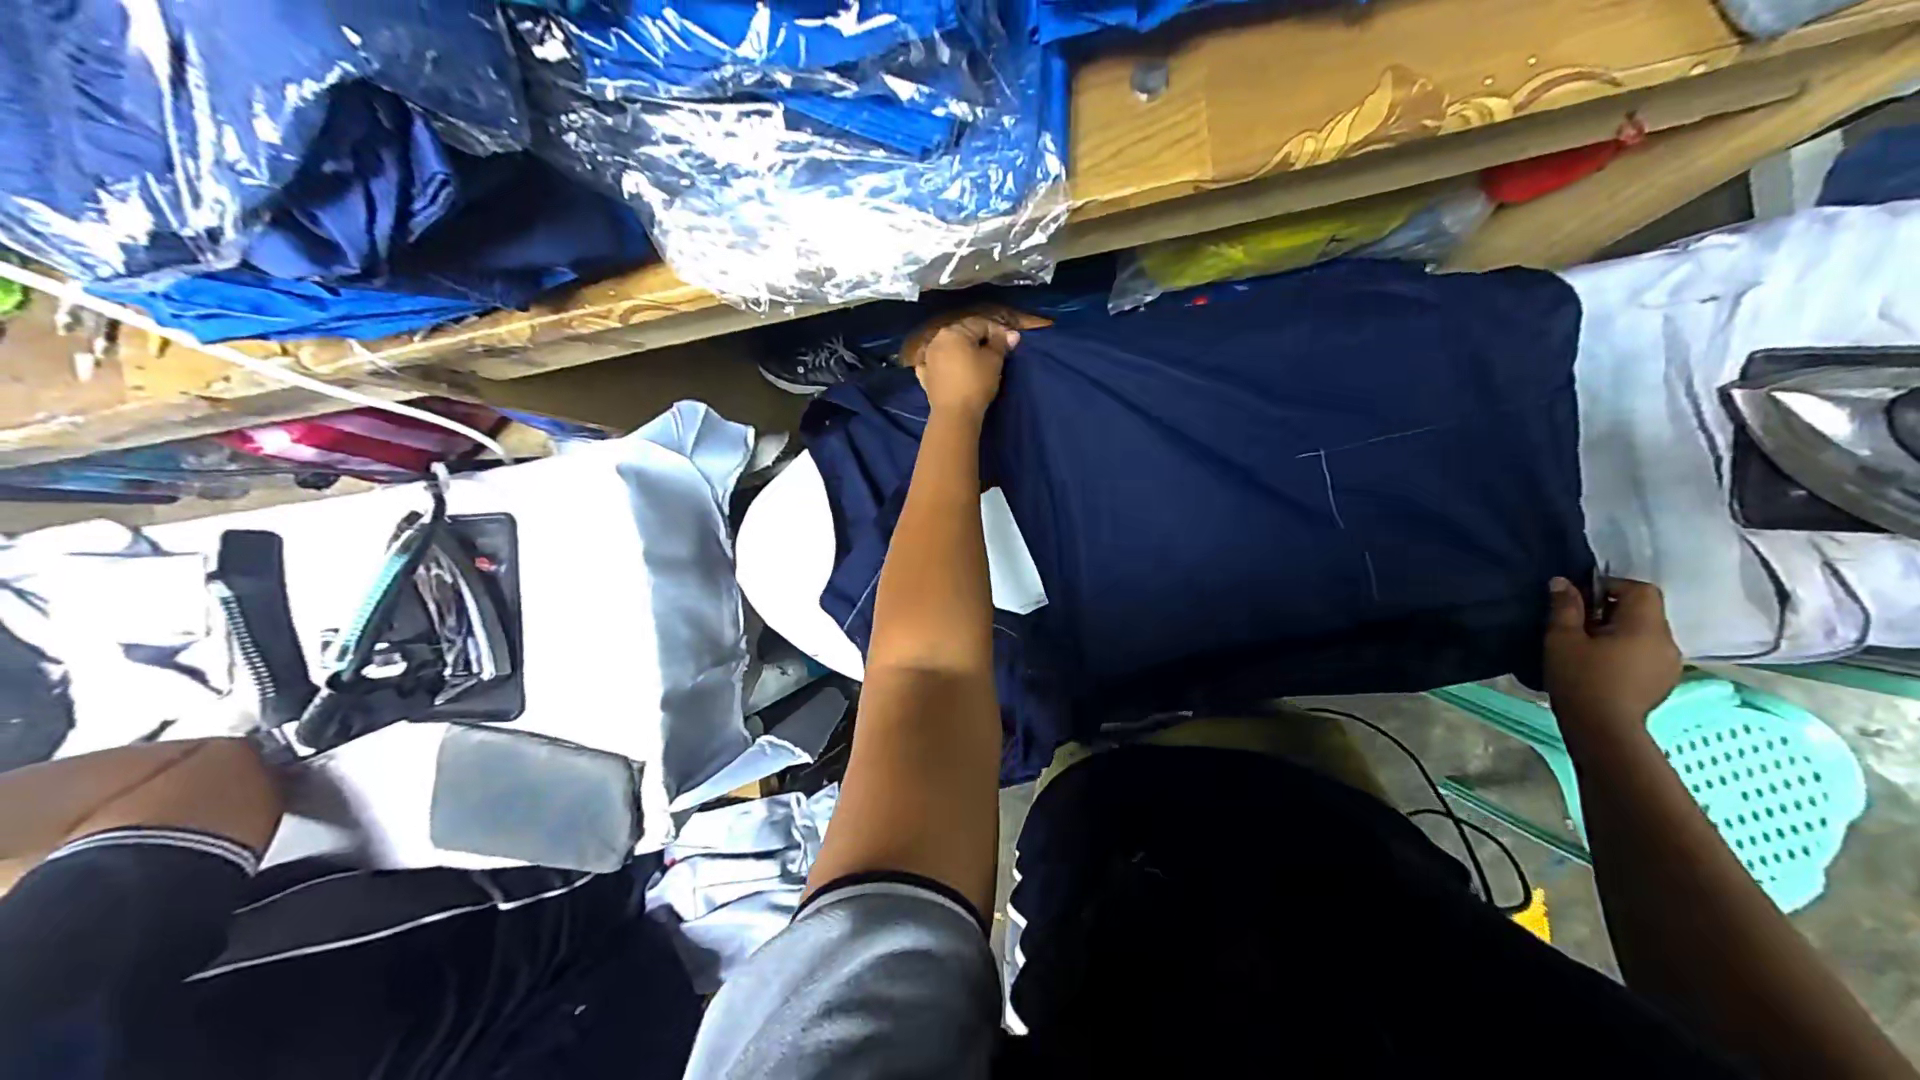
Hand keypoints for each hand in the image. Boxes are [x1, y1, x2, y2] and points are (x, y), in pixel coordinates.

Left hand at [902, 308, 1048, 419]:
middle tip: (995, 352)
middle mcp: (937, 340)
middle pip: (963, 335)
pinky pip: (936, 364)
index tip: (1010, 343)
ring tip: (975, 361)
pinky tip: (949, 368)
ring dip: (961, 351)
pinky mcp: (924, 376)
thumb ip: (1001, 343)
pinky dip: (945, 364)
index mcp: (954, 332)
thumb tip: (1012, 334)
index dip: (998, 331)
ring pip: (948, 348)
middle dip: (979, 341)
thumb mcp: (994, 361)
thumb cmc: (976, 383)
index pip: (980, 324)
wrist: (954, 414)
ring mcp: (927, 358)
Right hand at [1543, 576, 1682, 736]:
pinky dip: (1628, 648)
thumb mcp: (1562, 638)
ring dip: (1621, 630)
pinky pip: (1648, 652)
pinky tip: (1605, 665)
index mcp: (1645, 627)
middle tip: (1579, 624)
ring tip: (1590, 646)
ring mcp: (1671, 663)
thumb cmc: (1580, 678)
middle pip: (1646, 611)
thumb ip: (1565, 607)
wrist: (1602, 727)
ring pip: (1647, 632)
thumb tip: (1563, 582)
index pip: (1641, 590)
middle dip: (1613, 609)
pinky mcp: (1665, 679)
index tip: (1583, 599)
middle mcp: (1668, 641)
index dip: (1612, 586)